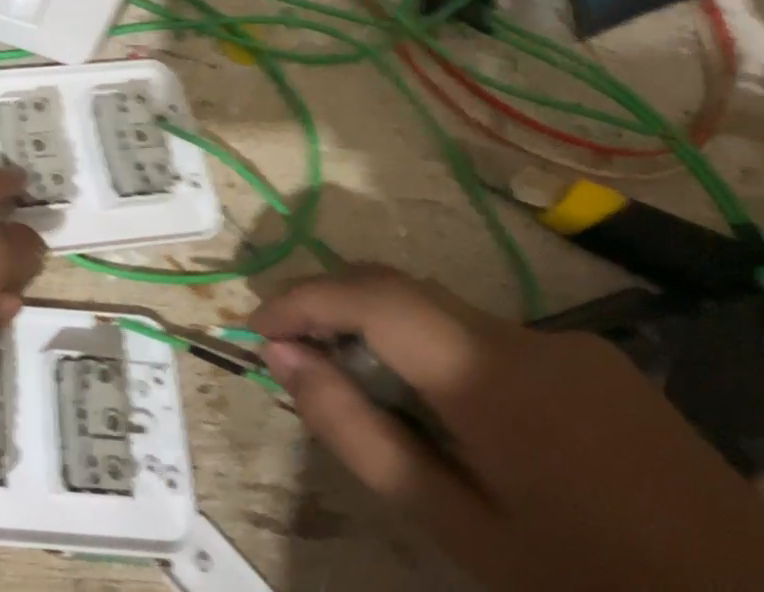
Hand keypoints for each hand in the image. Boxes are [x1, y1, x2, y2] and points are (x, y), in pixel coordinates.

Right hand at [252, 265, 763, 591]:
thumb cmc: (586, 577)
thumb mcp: (456, 524)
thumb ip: (358, 433)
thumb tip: (283, 357)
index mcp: (493, 374)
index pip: (371, 294)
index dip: (300, 298)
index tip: (256, 331)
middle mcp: (532, 338)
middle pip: (403, 293)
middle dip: (332, 311)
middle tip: (289, 358)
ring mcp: (574, 349)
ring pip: (442, 316)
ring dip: (383, 338)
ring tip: (363, 401)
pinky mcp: (600, 368)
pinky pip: (487, 340)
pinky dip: (434, 356)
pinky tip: (442, 418)